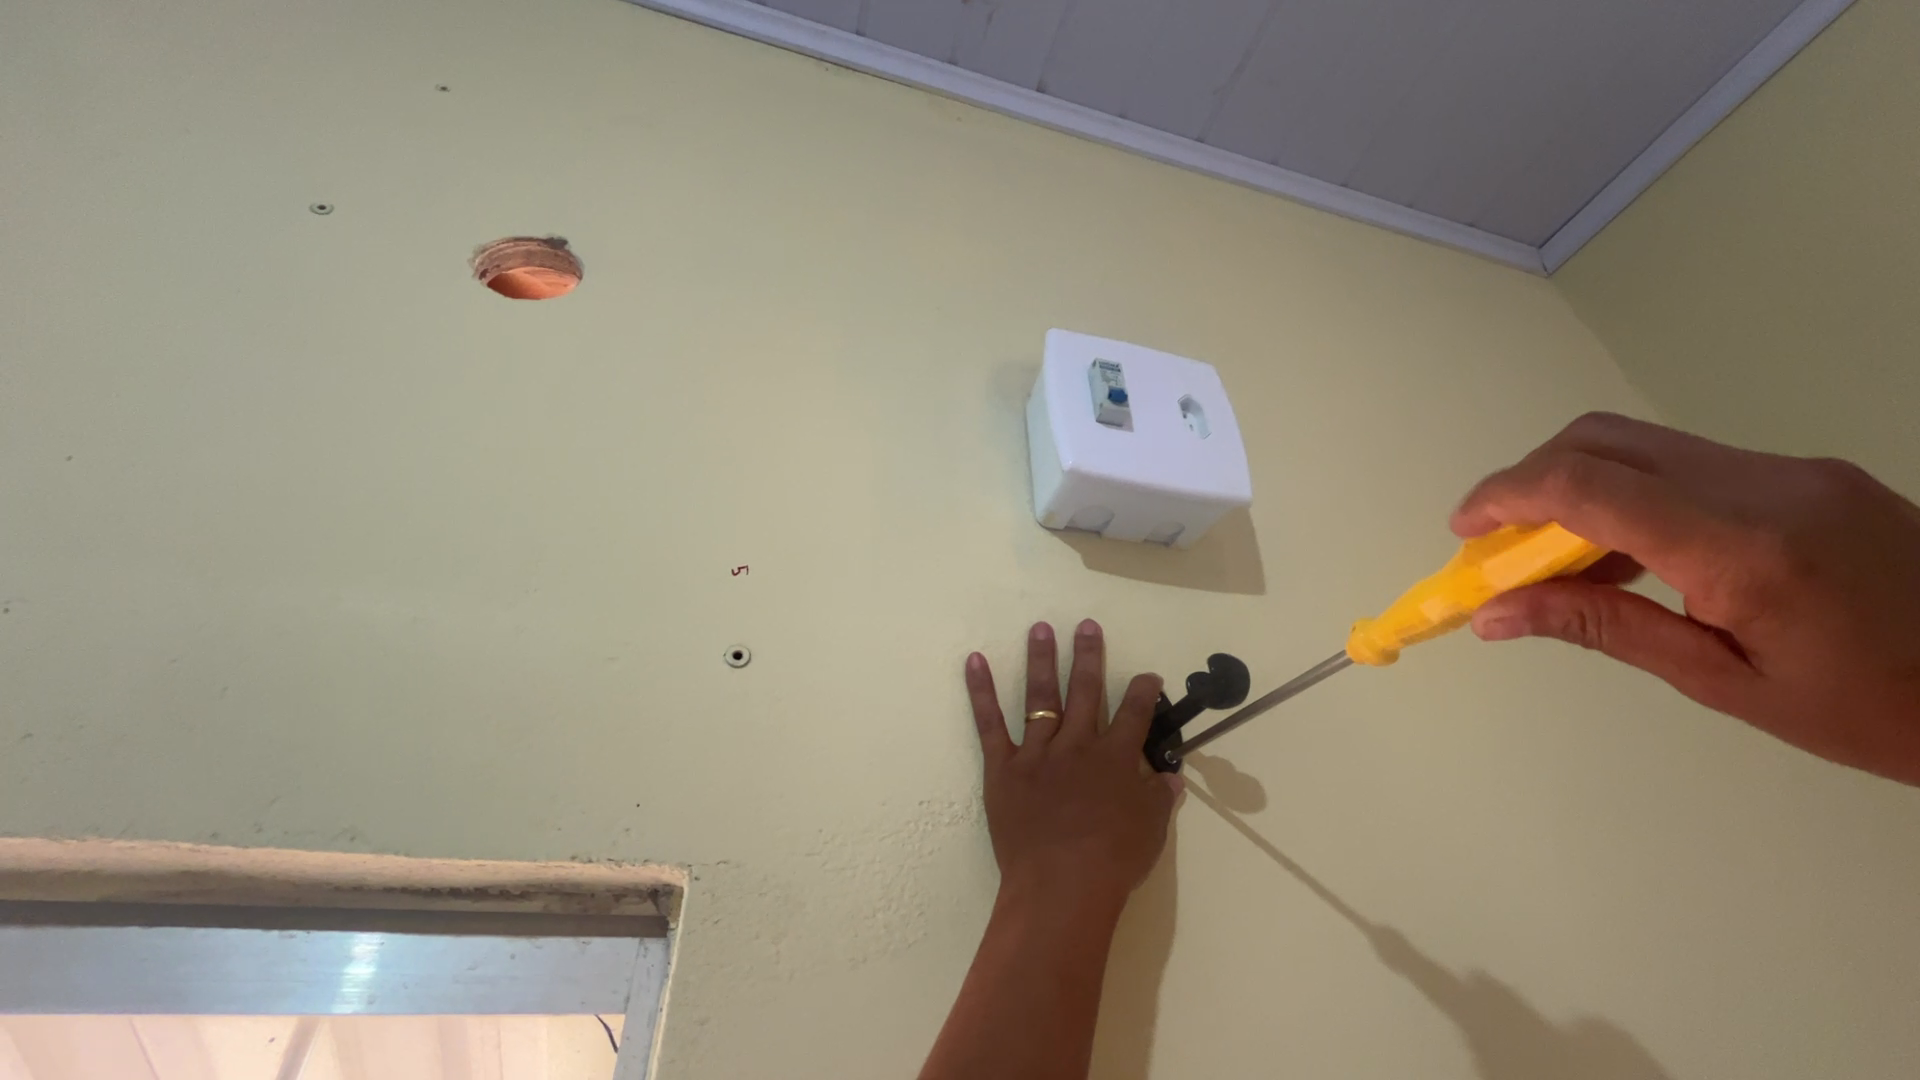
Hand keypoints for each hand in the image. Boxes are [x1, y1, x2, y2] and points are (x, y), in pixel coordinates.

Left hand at [964, 620, 1182, 913]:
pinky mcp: (1004, 767)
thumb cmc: (1112, 861)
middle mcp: (1077, 744)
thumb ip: (1160, 797)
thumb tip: (1172, 776)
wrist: (1061, 886)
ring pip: (1041, 697)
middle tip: (1086, 625)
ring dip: (1041, 660)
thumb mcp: (1151, 830)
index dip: (1144, 690)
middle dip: (1088, 655)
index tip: (1148, 675)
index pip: (1135, 712)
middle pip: (1086, 690)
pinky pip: (990, 723)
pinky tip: (975, 660)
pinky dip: (981, 691)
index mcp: (1115, 758)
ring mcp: (1038, 752)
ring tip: (1040, 628)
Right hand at [1454, 412, 1919, 785]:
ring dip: (1570, 486)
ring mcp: (1790, 470)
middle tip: (1493, 541)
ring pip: (1637, 445)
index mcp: (1744, 546)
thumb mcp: (1726, 682)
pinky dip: (1620, 495)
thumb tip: (1493, 615)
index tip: (1463, 530)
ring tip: (1549, 556)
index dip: (1504, 495)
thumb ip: (1602, 629)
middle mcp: (1764, 484)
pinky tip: (1620, 553)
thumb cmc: (1885, 710)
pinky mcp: (1802, 474)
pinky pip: (1681, 464)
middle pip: (1602, 440)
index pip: (1587, 485)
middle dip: (1526, 482)